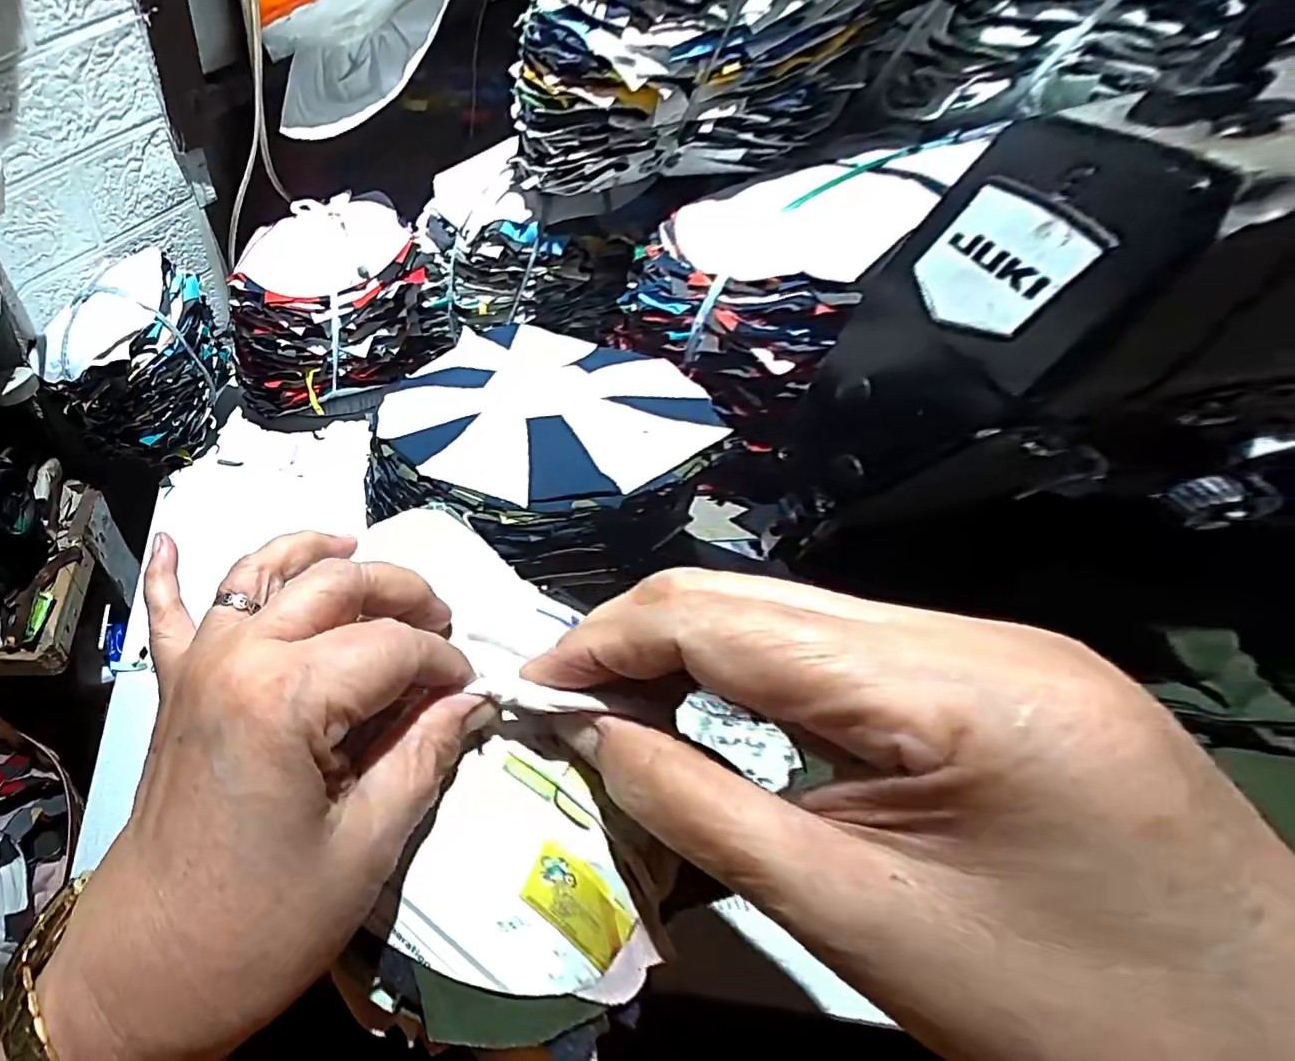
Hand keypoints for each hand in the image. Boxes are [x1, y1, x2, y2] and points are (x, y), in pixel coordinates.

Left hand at [37, 531, 487, 1058]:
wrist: (151, 962)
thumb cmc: (260, 923)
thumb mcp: (363, 849)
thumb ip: (421, 757)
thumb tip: (467, 703)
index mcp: (285, 695)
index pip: (389, 646)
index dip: (440, 661)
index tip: (467, 686)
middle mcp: (237, 655)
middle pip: (332, 584)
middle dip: (397, 590)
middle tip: (438, 619)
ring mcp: (197, 662)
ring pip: (258, 572)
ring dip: (309, 551)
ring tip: (353, 546)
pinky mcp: (173, 683)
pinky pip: (166, 612)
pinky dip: (169, 574)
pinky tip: (172, 540)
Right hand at [522, 569, 1294, 1060]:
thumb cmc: (1079, 1026)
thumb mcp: (851, 920)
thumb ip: (692, 806)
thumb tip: (588, 732)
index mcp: (951, 687)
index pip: (718, 621)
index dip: (606, 643)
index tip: (538, 683)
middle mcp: (964, 635)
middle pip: (739, 598)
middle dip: (629, 639)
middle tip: (565, 694)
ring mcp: (977, 645)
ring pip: (768, 612)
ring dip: (674, 651)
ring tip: (614, 702)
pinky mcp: (976, 671)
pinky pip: (812, 646)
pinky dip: (730, 669)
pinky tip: (695, 705)